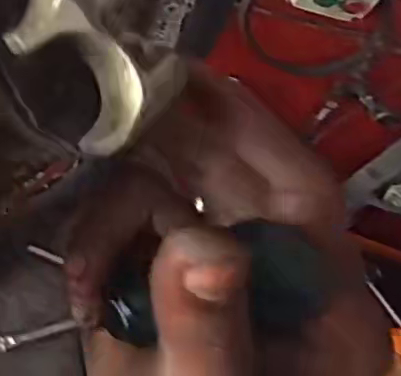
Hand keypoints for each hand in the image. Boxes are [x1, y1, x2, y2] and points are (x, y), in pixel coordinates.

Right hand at [64, 64, 392, 375]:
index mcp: (315, 297)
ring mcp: (208, 266)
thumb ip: (208, 327)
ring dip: (110, 221)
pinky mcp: (159, 270)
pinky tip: (85, 291)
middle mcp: (267, 266)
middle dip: (153, 156)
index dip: (243, 119)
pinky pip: (123, 220)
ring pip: (155, 189)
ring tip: (89, 277)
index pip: (296, 182)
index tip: (178, 72)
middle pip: (216, 171)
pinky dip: (96, 244)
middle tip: (104, 117)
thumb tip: (201, 245)